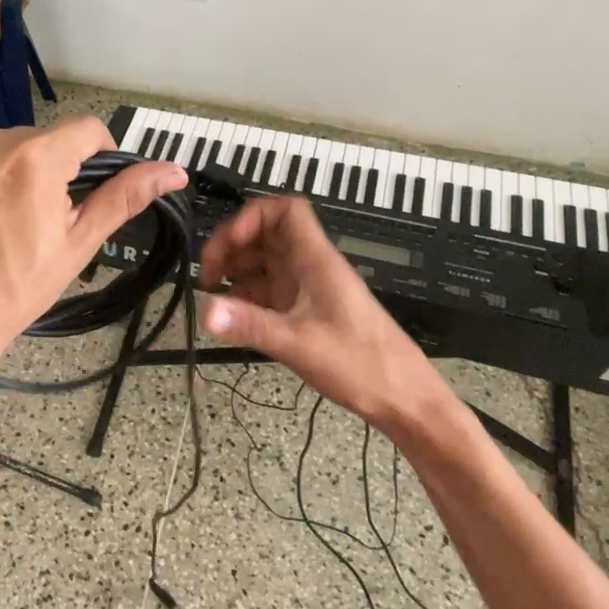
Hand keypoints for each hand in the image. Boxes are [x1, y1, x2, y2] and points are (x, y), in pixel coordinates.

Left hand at [0, 117, 188, 413]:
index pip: (87, 128)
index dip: (101, 156)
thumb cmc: (13, 291)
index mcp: (34, 158)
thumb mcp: (76, 245)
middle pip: (42, 140)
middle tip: (41, 221)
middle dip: (51, 171)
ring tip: (1, 223)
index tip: (90, 191)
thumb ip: (124, 197)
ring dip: (11, 172)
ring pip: (2, 147)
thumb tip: (172, 170)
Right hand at [198, 196, 450, 429]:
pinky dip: (247, 296)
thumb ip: (250, 325)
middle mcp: (311, 267)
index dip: (253, 216)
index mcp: (316, 261)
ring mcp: (309, 289)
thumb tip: (205, 311)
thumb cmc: (361, 364)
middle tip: (207, 273)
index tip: (230, 242)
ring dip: (237, 269)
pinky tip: (231, 317)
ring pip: (266, 262)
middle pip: (268, 234)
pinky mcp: (308, 312)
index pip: (286, 210)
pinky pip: (270, 291)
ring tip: (211, 293)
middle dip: (233, 245)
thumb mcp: (299, 344)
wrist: (403, 398)